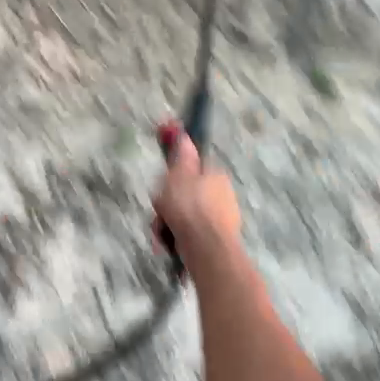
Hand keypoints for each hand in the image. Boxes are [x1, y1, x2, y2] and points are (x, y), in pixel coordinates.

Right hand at [152, 127, 240, 261]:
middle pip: (185, 190)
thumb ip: (180, 153)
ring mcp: (219, 218)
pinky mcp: (213, 238)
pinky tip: (167, 239)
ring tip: (161, 226)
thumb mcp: (180, 172)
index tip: (162, 176)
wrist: (206, 248)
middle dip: (167, 199)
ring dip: (167, 218)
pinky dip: (175, 234)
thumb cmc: (189, 205)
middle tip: (159, 205)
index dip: (175, 169)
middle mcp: (221, 194)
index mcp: (215, 174)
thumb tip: (183, 132)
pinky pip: (187, 230)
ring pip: (183, 212)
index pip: (192, 165)